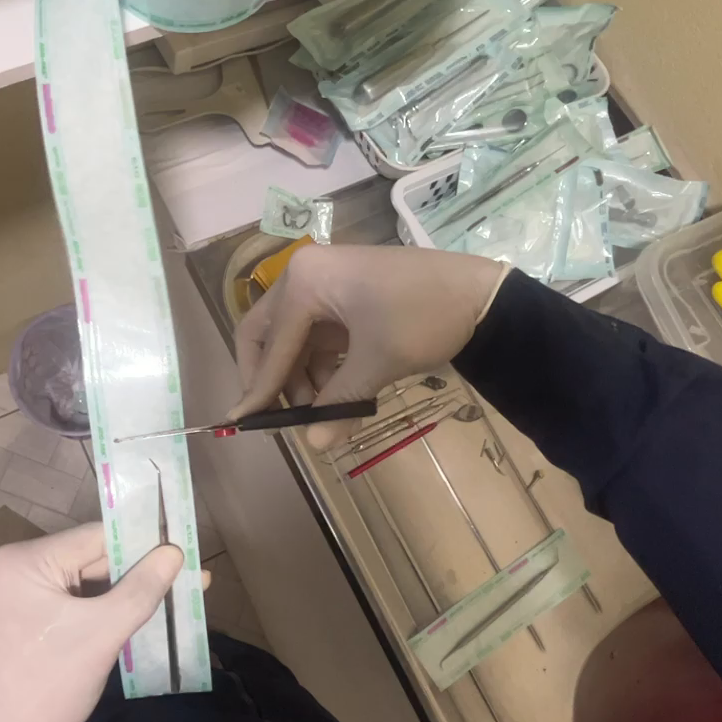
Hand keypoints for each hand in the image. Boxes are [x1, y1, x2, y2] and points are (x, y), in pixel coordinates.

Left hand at [0, 524, 185, 721]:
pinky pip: (80, 599)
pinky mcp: (33, 613)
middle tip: (191, 572)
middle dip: (141, 569)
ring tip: (180, 589)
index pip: (97, 537)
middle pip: (94, 557)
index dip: (144, 541)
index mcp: (26, 560)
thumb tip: (175, 553)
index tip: (185, 546)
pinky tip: (146, 608)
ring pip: (90, 579)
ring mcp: (25, 590)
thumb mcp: (99, 636)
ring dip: (129, 589)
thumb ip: (140, 590)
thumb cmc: (45, 686)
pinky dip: (110, 606)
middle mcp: (21, 564)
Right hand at [228, 245, 507, 447]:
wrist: (482, 294)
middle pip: (267, 333)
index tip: (239, 421)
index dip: (257, 387)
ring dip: (299, 377)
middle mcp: (304, 275)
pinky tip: (337, 394)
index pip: (270, 342)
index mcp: (305, 281)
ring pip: (290, 339)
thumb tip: (315, 446)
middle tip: (277, 416)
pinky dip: (320, 367)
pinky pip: (314, 337)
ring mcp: (323, 284)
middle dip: (272, 378)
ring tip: (323, 410)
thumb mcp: (378, 363)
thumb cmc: (424, 318)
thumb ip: (339, 403)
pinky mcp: (342, 298)